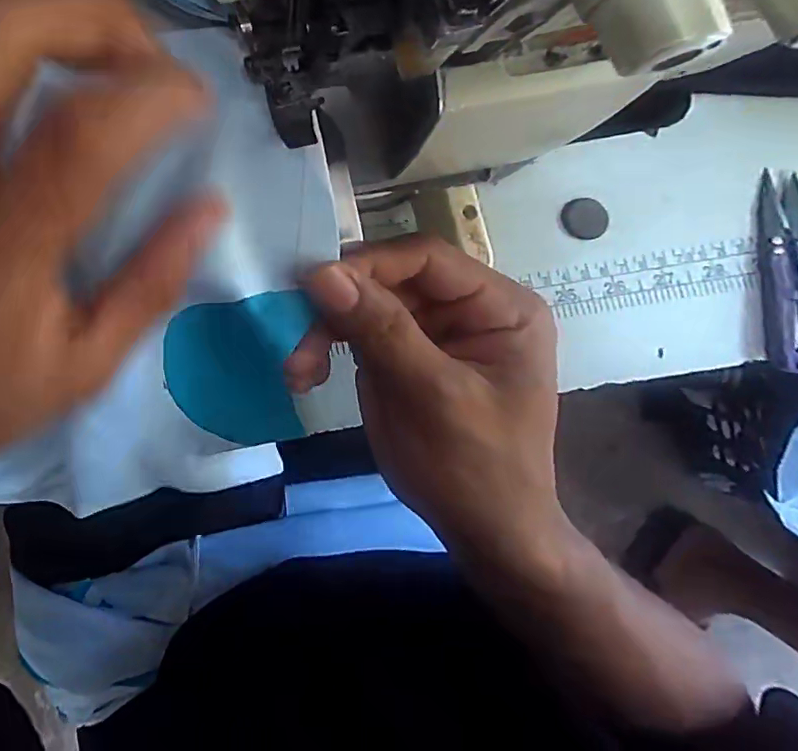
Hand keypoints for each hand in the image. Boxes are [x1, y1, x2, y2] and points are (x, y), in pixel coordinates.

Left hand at [0, 0, 226, 516]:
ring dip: (33, 2)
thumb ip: (153, 285)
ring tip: (91, 44)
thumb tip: (210, 203)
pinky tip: (25, 53)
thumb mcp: (84, 371)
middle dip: (91, 16)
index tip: (195, 99)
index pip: (70, 143)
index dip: (147, 95)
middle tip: (145, 56)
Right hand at [286, 235, 562, 562]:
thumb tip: (322, 272)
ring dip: (326, 331)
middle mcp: (468, 307)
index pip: (427, 259)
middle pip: (391, 280)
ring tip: (297, 371)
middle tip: (297, 340)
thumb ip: (380, 329)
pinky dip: (329, 349)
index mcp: (500, 306)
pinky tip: (308, 375)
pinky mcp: (405, 353)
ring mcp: (434, 330)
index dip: (370, 265)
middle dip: (341, 307)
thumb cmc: (476, 470)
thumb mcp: (431, 396)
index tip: (314, 285)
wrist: (486, 538)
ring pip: (366, 303)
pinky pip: (359, 332)